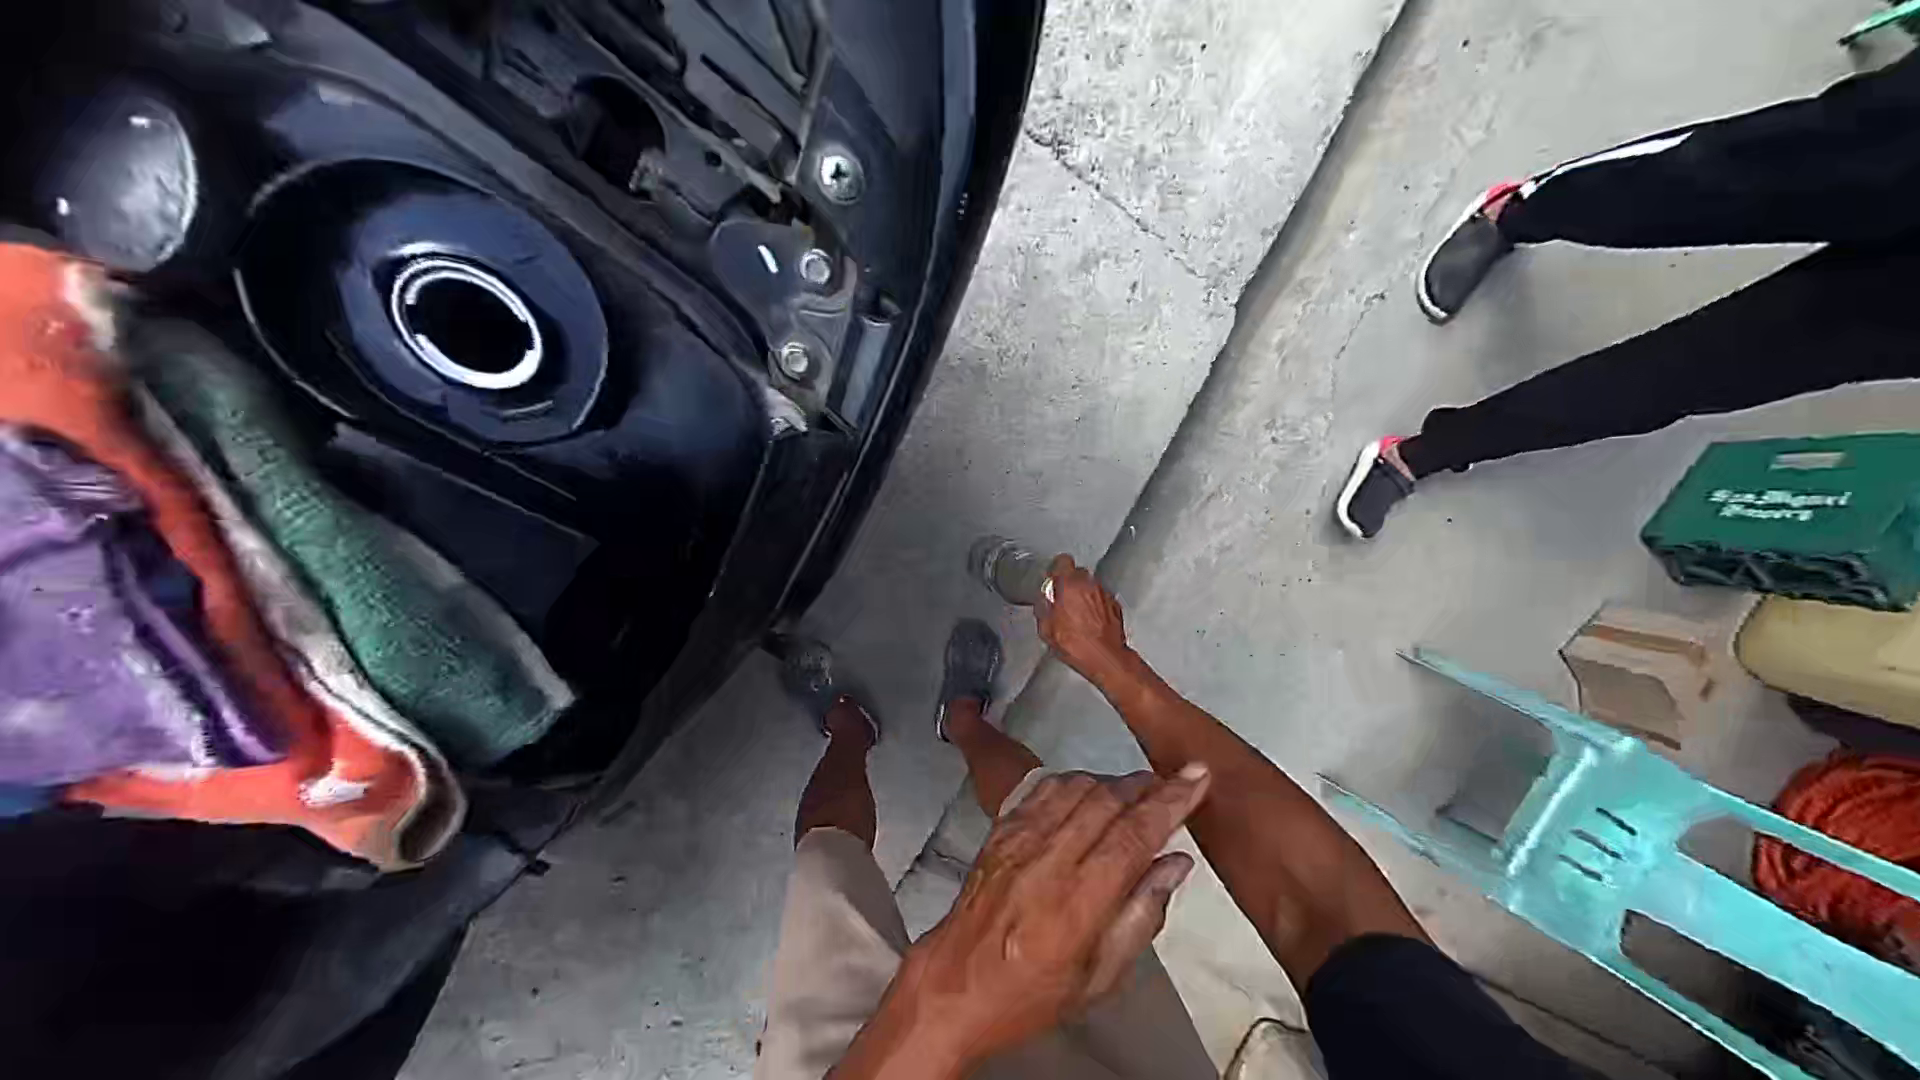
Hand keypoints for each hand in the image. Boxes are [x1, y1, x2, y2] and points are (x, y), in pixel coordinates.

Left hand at [886, 768, 1209, 1068]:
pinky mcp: (1000, 829)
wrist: (958, 982)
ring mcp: (1019, 839)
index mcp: (1077, 905)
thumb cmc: (1033, 992)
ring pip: (1075, 787)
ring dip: (1111, 781)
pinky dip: (1073, 780)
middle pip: (1105, 802)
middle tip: (1170, 783)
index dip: (1170, 802)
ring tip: (1135, 790)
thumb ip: (1142, 914)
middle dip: (1145, 785)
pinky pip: (1042, 789)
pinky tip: (1088, 789)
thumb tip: (1177, 862)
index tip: (1196, 778)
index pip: (1133, 836)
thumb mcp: (1100, 978)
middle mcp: (1047, 860)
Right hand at [1036, 555, 1129, 678]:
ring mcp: (1104, 594)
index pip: (1062, 561)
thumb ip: (1042, 609)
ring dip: (1083, 595)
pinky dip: (1095, 606)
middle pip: (1077, 573)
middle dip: (1069, 583)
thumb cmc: (1077, 644)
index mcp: (1069, 585)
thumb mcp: (1046, 629)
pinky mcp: (1114, 606)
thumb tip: (1042, 604)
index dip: (1056, 569)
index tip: (1052, 579)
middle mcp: (1089, 585)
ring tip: (1076, 614)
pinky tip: (1089, 622)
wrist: (1104, 658)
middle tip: (1061, 599)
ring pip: (1090, 585)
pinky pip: (1100, 599)